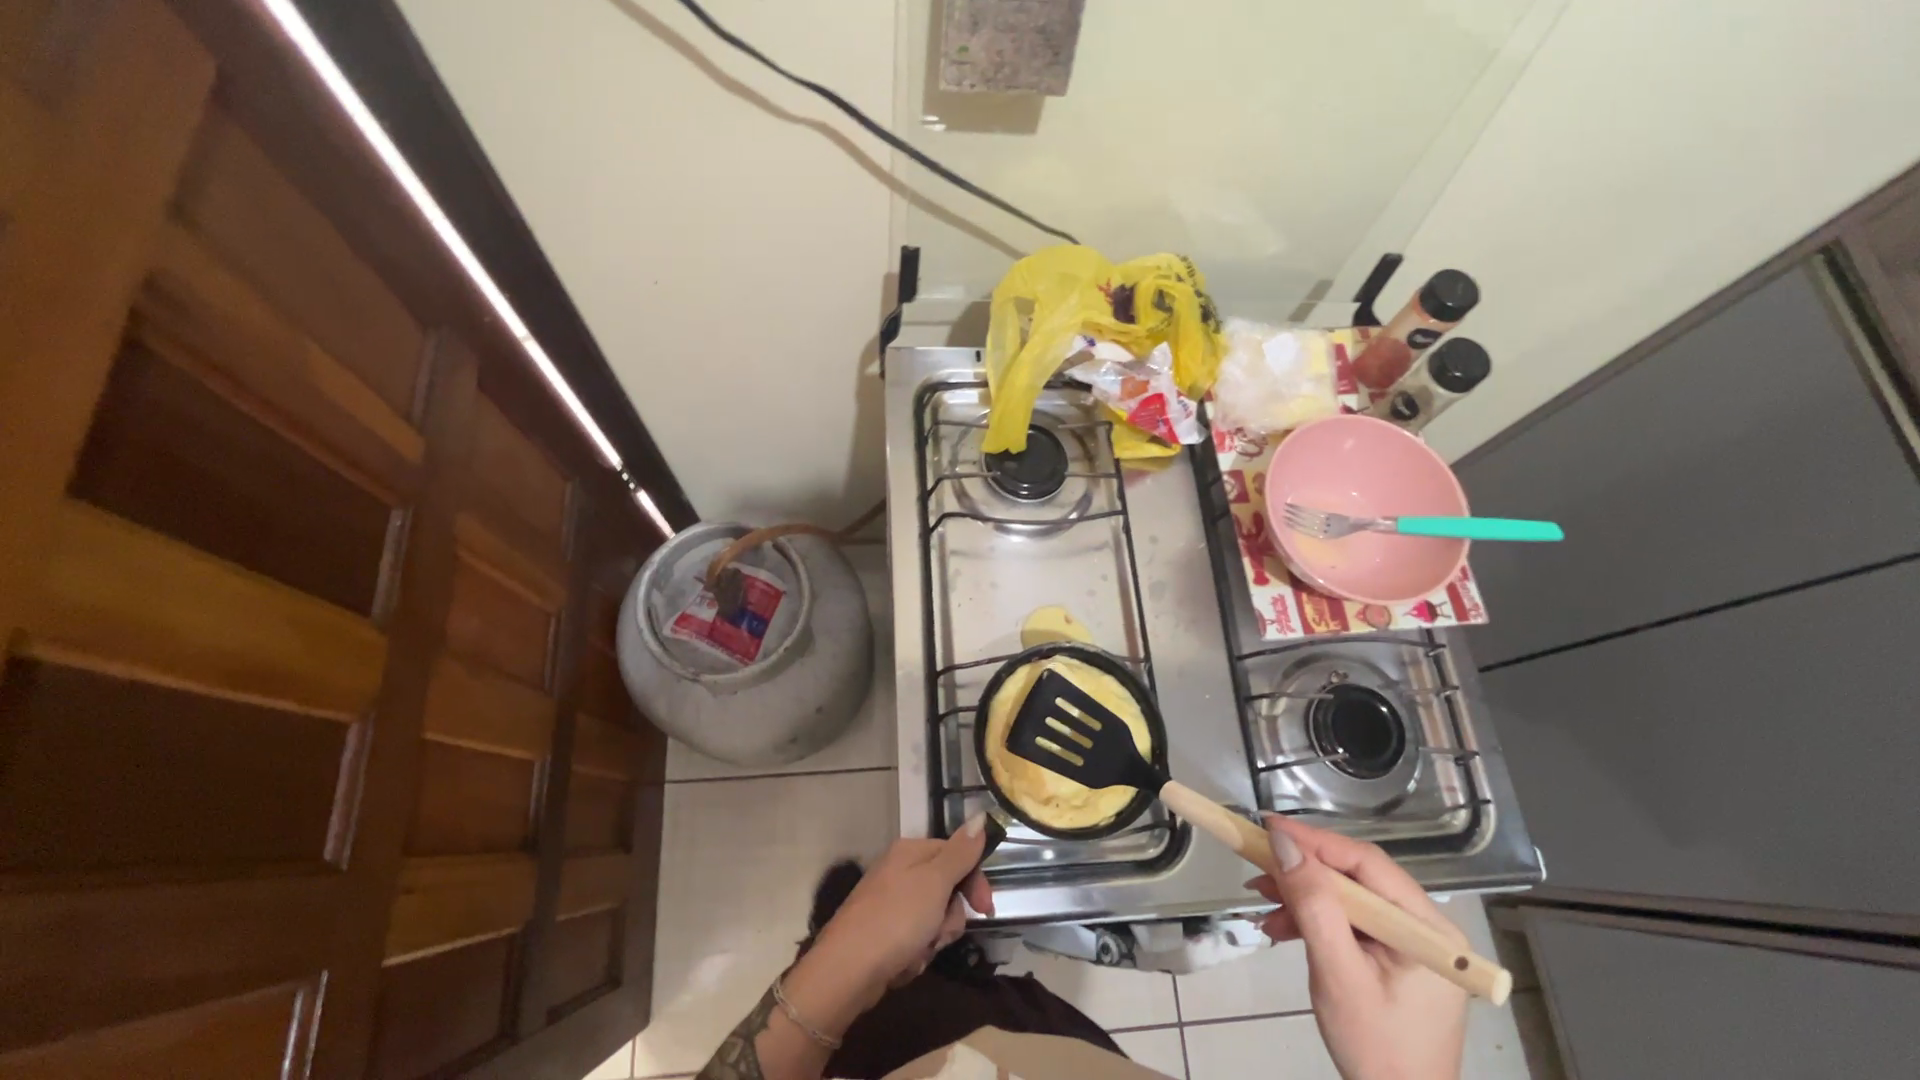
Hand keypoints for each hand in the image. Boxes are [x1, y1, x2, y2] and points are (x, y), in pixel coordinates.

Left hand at [807, 815, 995, 1004]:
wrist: (848, 971)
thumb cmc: (896, 919)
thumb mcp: (935, 882)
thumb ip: (960, 852)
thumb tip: (981, 815)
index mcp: (910, 852)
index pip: (957, 855)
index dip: (974, 882)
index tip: (985, 909)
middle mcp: (899, 872)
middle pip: (947, 890)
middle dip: (949, 918)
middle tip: (939, 932)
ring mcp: (891, 903)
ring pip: (935, 919)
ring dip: (933, 939)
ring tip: (917, 950)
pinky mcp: (885, 933)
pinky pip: (917, 939)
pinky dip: (916, 953)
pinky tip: (904, 962)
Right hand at [1248, 816, 1466, 1079]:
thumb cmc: (1375, 1046)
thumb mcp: (1337, 973)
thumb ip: (1314, 906)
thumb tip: (1283, 844)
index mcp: (1428, 927)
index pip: (1367, 863)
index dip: (1315, 841)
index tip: (1267, 828)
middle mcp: (1425, 925)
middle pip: (1356, 878)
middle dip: (1302, 871)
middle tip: (1256, 866)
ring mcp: (1408, 942)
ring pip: (1348, 898)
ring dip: (1302, 897)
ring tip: (1260, 903)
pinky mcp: (1392, 958)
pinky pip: (1348, 923)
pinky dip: (1312, 921)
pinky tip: (1280, 929)